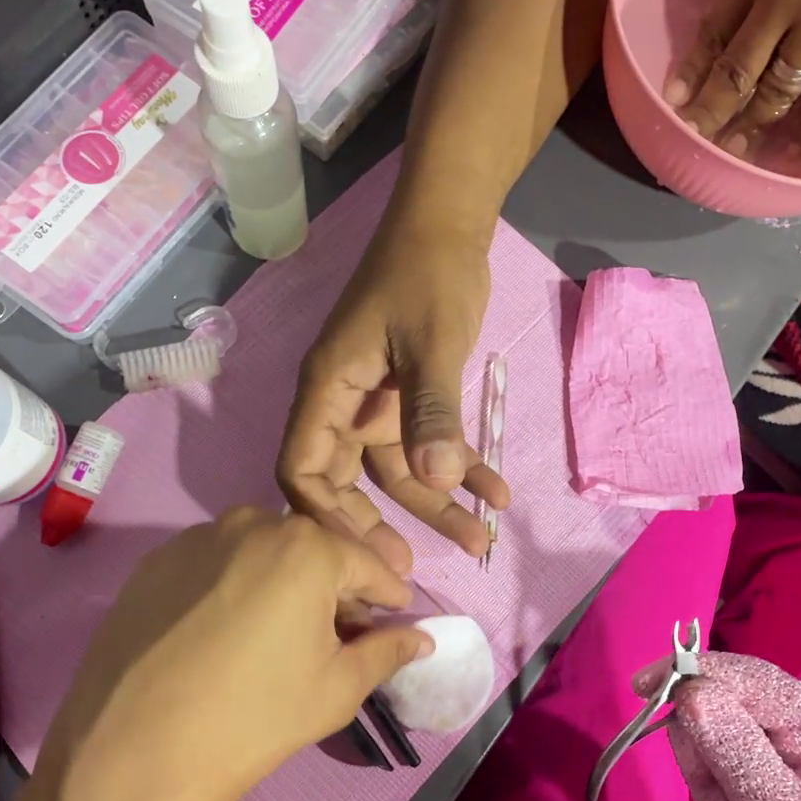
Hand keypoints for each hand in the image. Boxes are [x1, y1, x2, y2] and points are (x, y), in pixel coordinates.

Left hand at [13, 509, 431, 800]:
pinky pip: (214, 563)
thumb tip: (422, 638)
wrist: (136, 755)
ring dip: (282, 581)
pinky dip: (233, 586)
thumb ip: (387, 651)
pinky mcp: (154, 562)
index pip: (368, 564)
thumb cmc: (256, 719)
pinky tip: (223, 635)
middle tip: (336, 632)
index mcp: (307, 546)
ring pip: (261, 551)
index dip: (387, 595)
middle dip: (334, 586)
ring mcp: (197, 538)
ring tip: (276, 634)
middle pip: (314, 549)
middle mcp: (253, 523)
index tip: (393, 619)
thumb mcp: (338, 688)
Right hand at [278, 214, 510, 572]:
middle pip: (350, 484)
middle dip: (382, 528)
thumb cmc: (426, 274)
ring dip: (438, 504)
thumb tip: (435, 479)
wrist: (449, 229)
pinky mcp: (410, 401)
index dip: (322, 518)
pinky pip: (431, 447)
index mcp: (326, 392)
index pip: (302, 469)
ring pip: (399, 472)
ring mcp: (378, 407)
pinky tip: (497, 493)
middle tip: (414, 571)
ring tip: (481, 541)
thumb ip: (431, 410)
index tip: (360, 557)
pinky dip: (461, 469)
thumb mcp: (431, 343)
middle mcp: (344, 407)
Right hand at [637, 652, 800, 800]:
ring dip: (712, 776)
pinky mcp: (790, 791)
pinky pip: (734, 766)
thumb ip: (736, 749)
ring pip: (727, 735)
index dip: (696, 673)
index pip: (756, 678)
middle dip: (708, 745)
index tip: (640, 687)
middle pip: (736, 704)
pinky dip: (721, 793)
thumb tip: (692, 688)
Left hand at [665, 0, 800, 154]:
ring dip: (752, 126)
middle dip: (712, 112)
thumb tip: (744, 19)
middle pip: (736, 70)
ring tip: (737, 149)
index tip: (676, 103)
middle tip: (697, 139)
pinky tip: (793, 145)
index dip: (693, 72)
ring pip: (775, 91)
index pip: (714, 27)